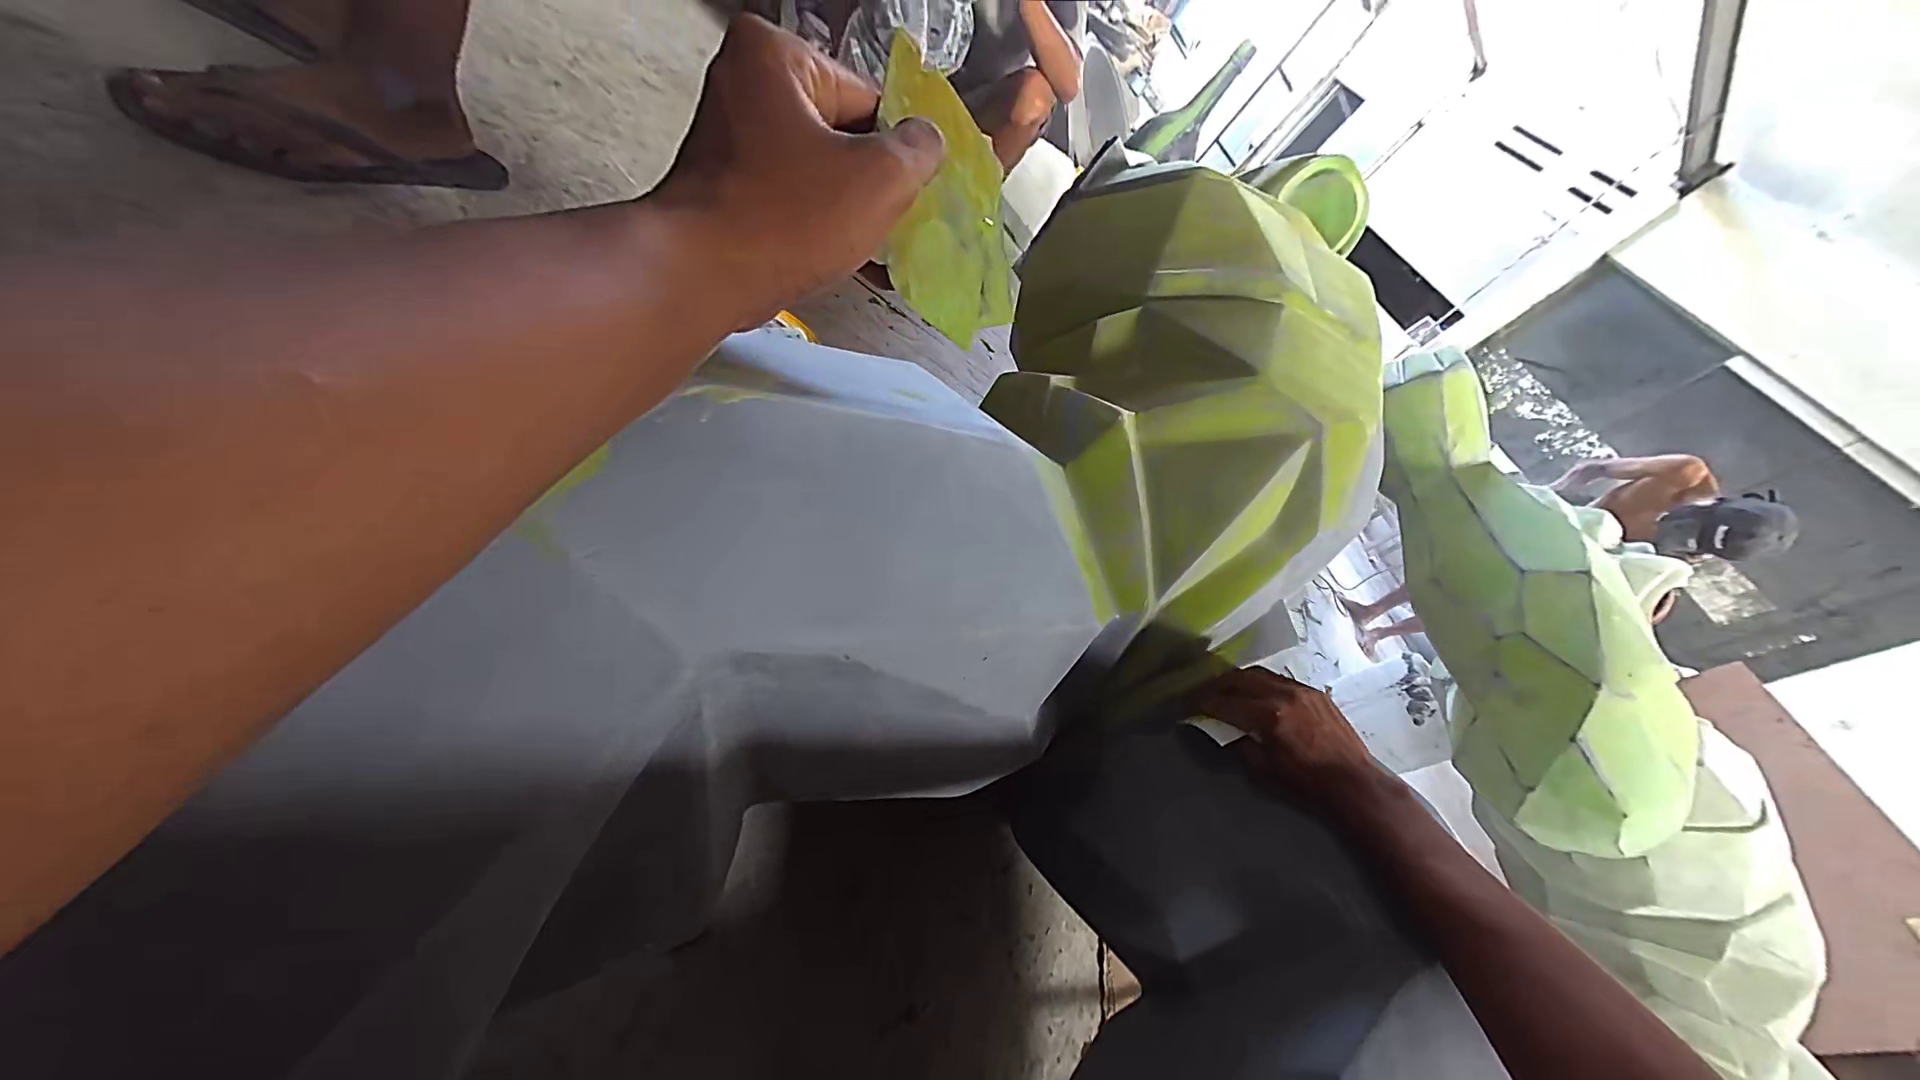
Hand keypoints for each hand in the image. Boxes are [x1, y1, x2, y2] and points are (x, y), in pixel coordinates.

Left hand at [650, 14, 945, 326]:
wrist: (707, 278)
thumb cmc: (787, 220)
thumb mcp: (880, 178)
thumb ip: (918, 151)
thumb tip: (926, 142)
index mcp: (776, 57)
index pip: (868, 99)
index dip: (898, 149)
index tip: (911, 191)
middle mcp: (746, 88)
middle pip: (842, 137)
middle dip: (874, 186)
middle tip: (894, 224)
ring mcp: (732, 143)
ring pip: (819, 176)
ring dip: (852, 214)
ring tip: (876, 251)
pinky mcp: (729, 192)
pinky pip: (792, 202)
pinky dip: (821, 229)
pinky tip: (849, 261)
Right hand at [1196, 667, 1378, 808]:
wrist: (1353, 782)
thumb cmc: (1306, 783)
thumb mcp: (1262, 769)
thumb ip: (1236, 743)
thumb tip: (1217, 728)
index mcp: (1268, 716)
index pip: (1224, 702)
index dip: (1201, 703)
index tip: (1188, 704)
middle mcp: (1282, 695)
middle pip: (1238, 679)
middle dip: (1215, 685)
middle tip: (1202, 692)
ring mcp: (1300, 690)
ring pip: (1258, 674)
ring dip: (1237, 679)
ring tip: (1225, 688)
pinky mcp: (1313, 692)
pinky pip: (1278, 679)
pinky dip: (1260, 682)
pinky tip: (1255, 692)